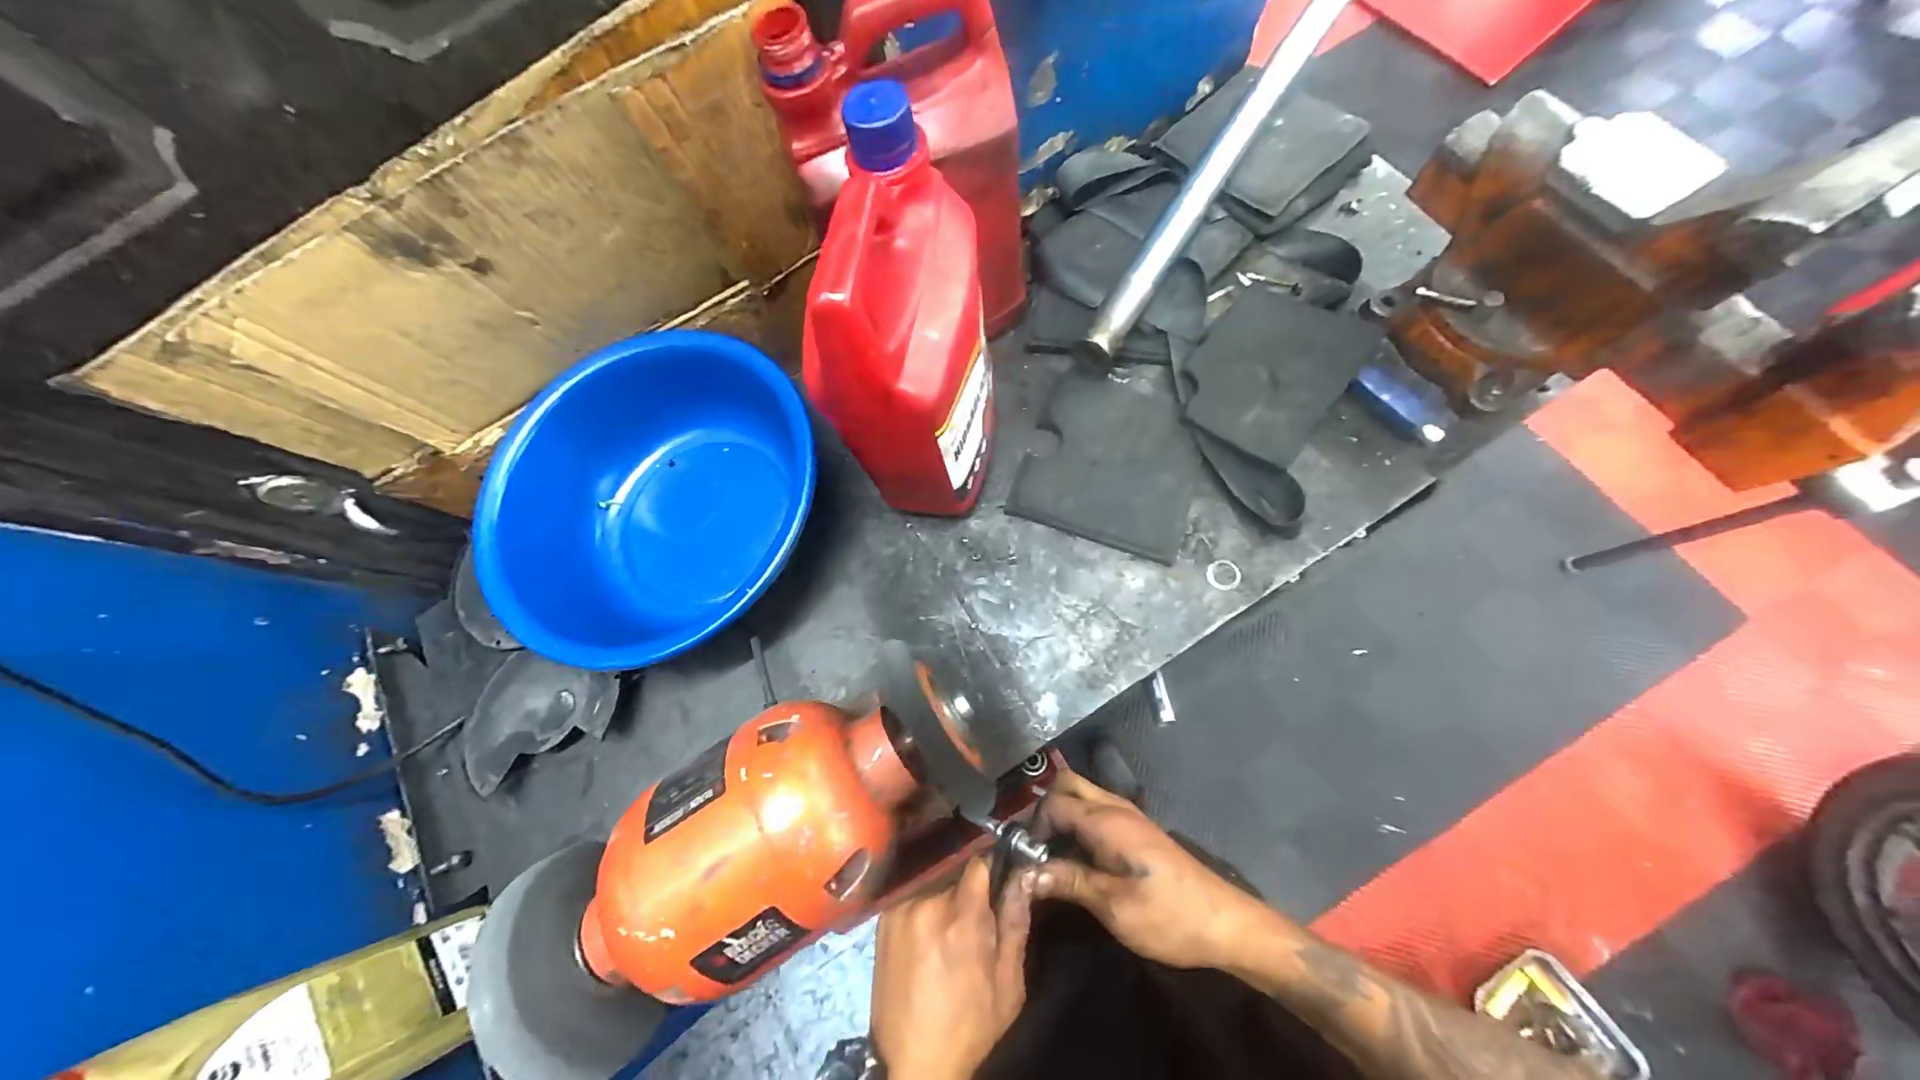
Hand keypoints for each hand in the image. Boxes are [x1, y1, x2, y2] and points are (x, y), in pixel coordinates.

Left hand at [871, 856, 1032, 1079]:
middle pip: (955, 876)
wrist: (915, 1063)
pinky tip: (926, 936)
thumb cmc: (970, 1026)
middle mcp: (927, 904)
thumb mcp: (1008, 982)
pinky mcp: (883, 921)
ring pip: (933, 887)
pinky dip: (922, 909)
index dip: (991, 871)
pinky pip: (912, 899)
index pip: (979, 865)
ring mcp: (900, 910)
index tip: (996, 883)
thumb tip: (1023, 877)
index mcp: (962, 918)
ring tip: (947, 933)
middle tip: (974, 920)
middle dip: (968, 891)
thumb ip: (1015, 922)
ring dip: (943, 899)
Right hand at [1034, 767, 1279, 969]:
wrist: (1225, 924)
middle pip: (1066, 784)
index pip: (1053, 804)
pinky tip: (1076, 855)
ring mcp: (1129, 816)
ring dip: (1061, 813)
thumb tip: (1024, 873)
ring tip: (1050, 852)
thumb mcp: (1113, 906)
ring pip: (1082, 794)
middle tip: (1035, 846)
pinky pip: (1096, 810)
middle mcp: (1115, 808)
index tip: (1025, 859)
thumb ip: (1068, 881)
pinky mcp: (1137, 830)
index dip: (1032, 827)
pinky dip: (1077, 822)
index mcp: (1107, 822)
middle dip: (1044, 807)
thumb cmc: (1168, 917)